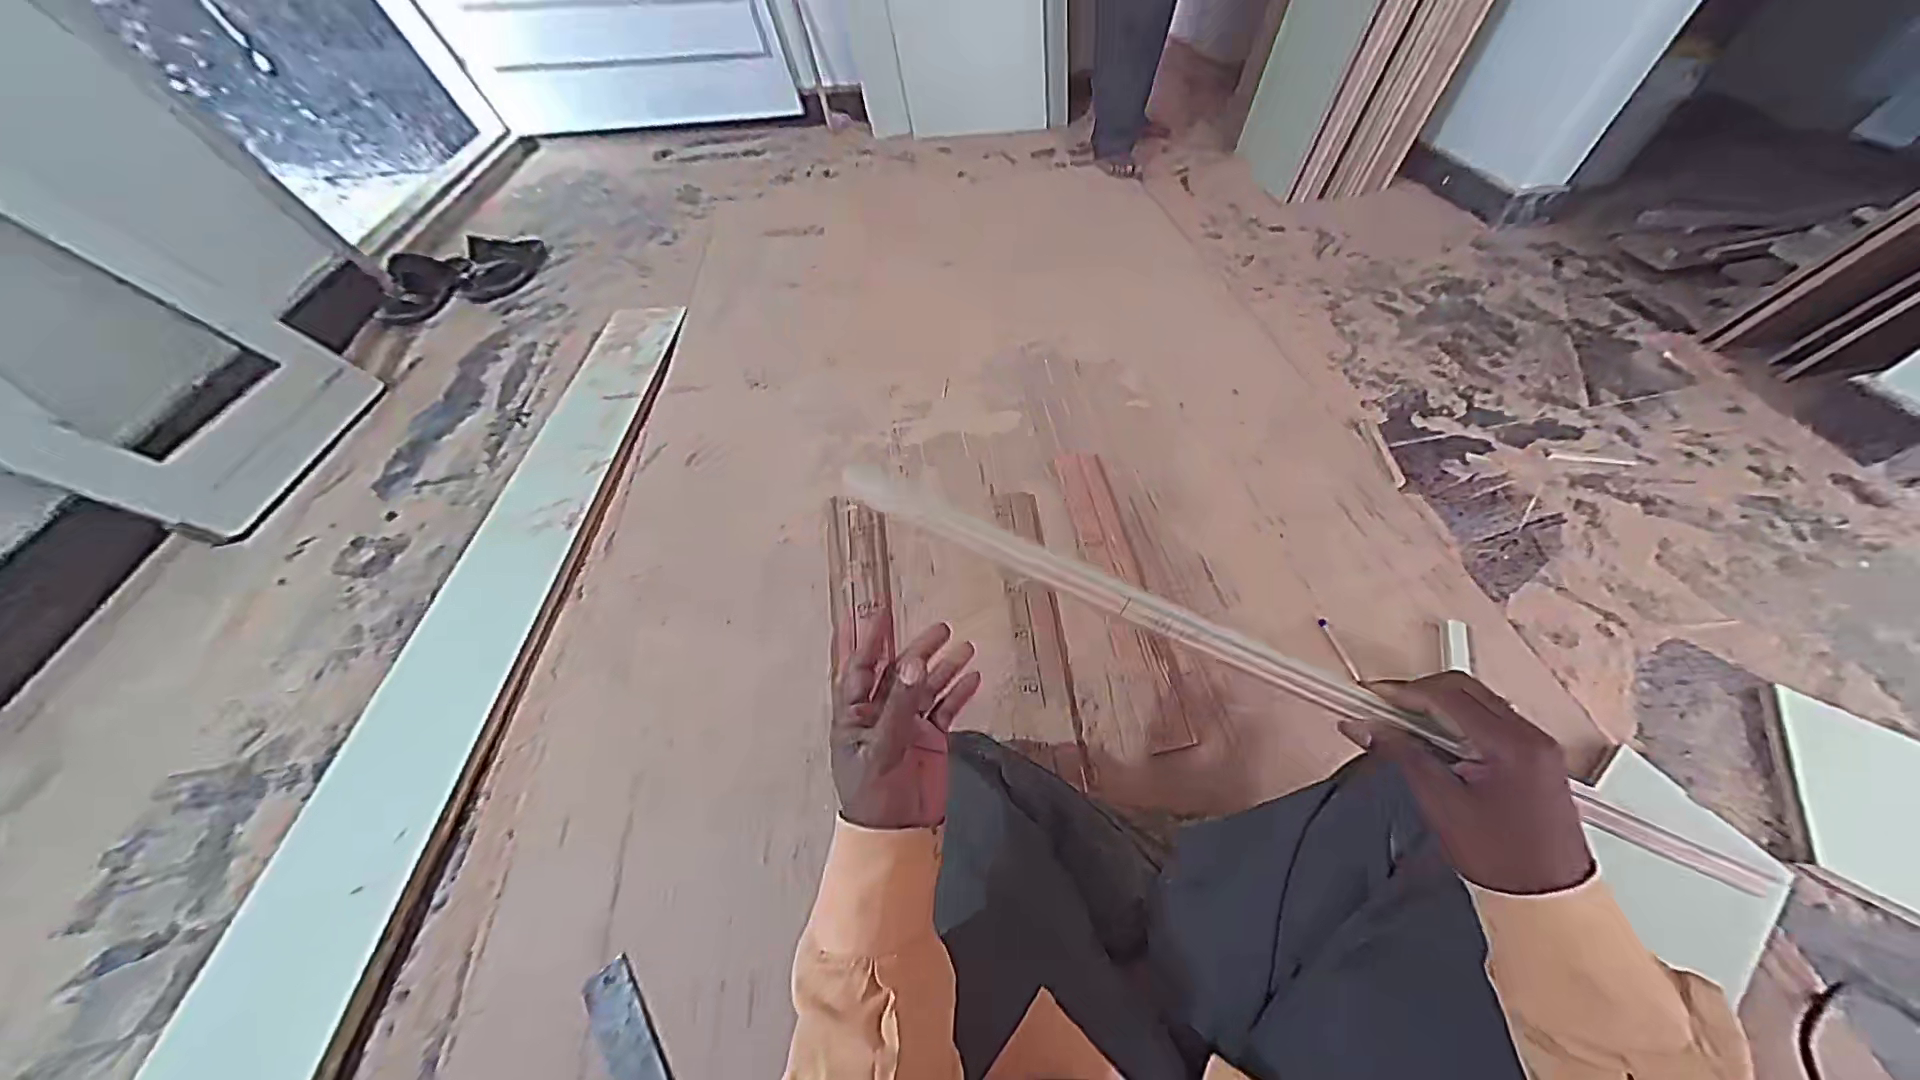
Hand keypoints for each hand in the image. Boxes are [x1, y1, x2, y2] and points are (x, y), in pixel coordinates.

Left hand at [831, 610, 982, 829]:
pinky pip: (945, 708)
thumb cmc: (872, 796)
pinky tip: (972, 678)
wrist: (895, 836)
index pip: (860, 667)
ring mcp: (907, 725)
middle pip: (899, 672)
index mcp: (855, 714)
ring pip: (926, 687)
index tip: (879, 612)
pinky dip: (958, 693)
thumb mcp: (880, 748)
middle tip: (939, 630)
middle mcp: (880, 714)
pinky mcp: (930, 738)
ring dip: (944, 668)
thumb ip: (899, 705)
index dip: (869, 639)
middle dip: (918, 649)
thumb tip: (912, 662)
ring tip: (964, 648)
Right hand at [1339, 671, 1592, 894]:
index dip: (1401, 691)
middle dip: (1417, 692)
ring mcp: (1537, 746)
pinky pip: (1489, 718)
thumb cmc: (1503, 860)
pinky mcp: (1534, 756)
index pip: (1446, 695)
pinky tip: (1432, 739)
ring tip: (1403, 726)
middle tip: (1382, 708)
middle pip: (1463, 688)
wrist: (1549, 899)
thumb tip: (1364, 726)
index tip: (1369, 696)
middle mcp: (1531, 738)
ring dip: (1436, 704)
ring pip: (1476, 699)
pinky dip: (1456, 719)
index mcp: (1512, 746)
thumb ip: (1399, 753)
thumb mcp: (1438, 801)